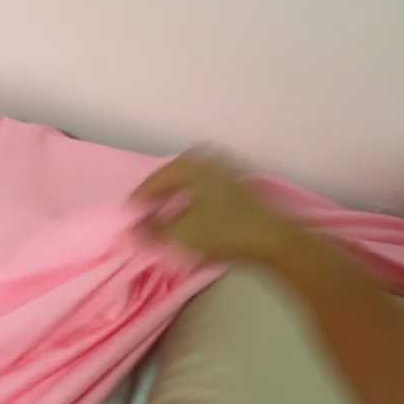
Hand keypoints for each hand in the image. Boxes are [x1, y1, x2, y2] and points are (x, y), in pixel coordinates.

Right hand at [133, 149, 314, 264]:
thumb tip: (133, 228)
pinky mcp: (242, 188)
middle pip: (177, 171)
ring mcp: (229, 173)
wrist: (273, 241)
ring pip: (195, 178)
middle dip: (160, 187)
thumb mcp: (181, 234)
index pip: (158, 178)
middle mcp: (210, 162)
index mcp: (192, 167)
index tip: (129, 210)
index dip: (141, 195)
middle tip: (147, 203)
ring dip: (178, 190)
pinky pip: (208, 185)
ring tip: (168, 207)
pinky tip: (194, 211)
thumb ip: (152, 230)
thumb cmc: (223, 232)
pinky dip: (195, 195)